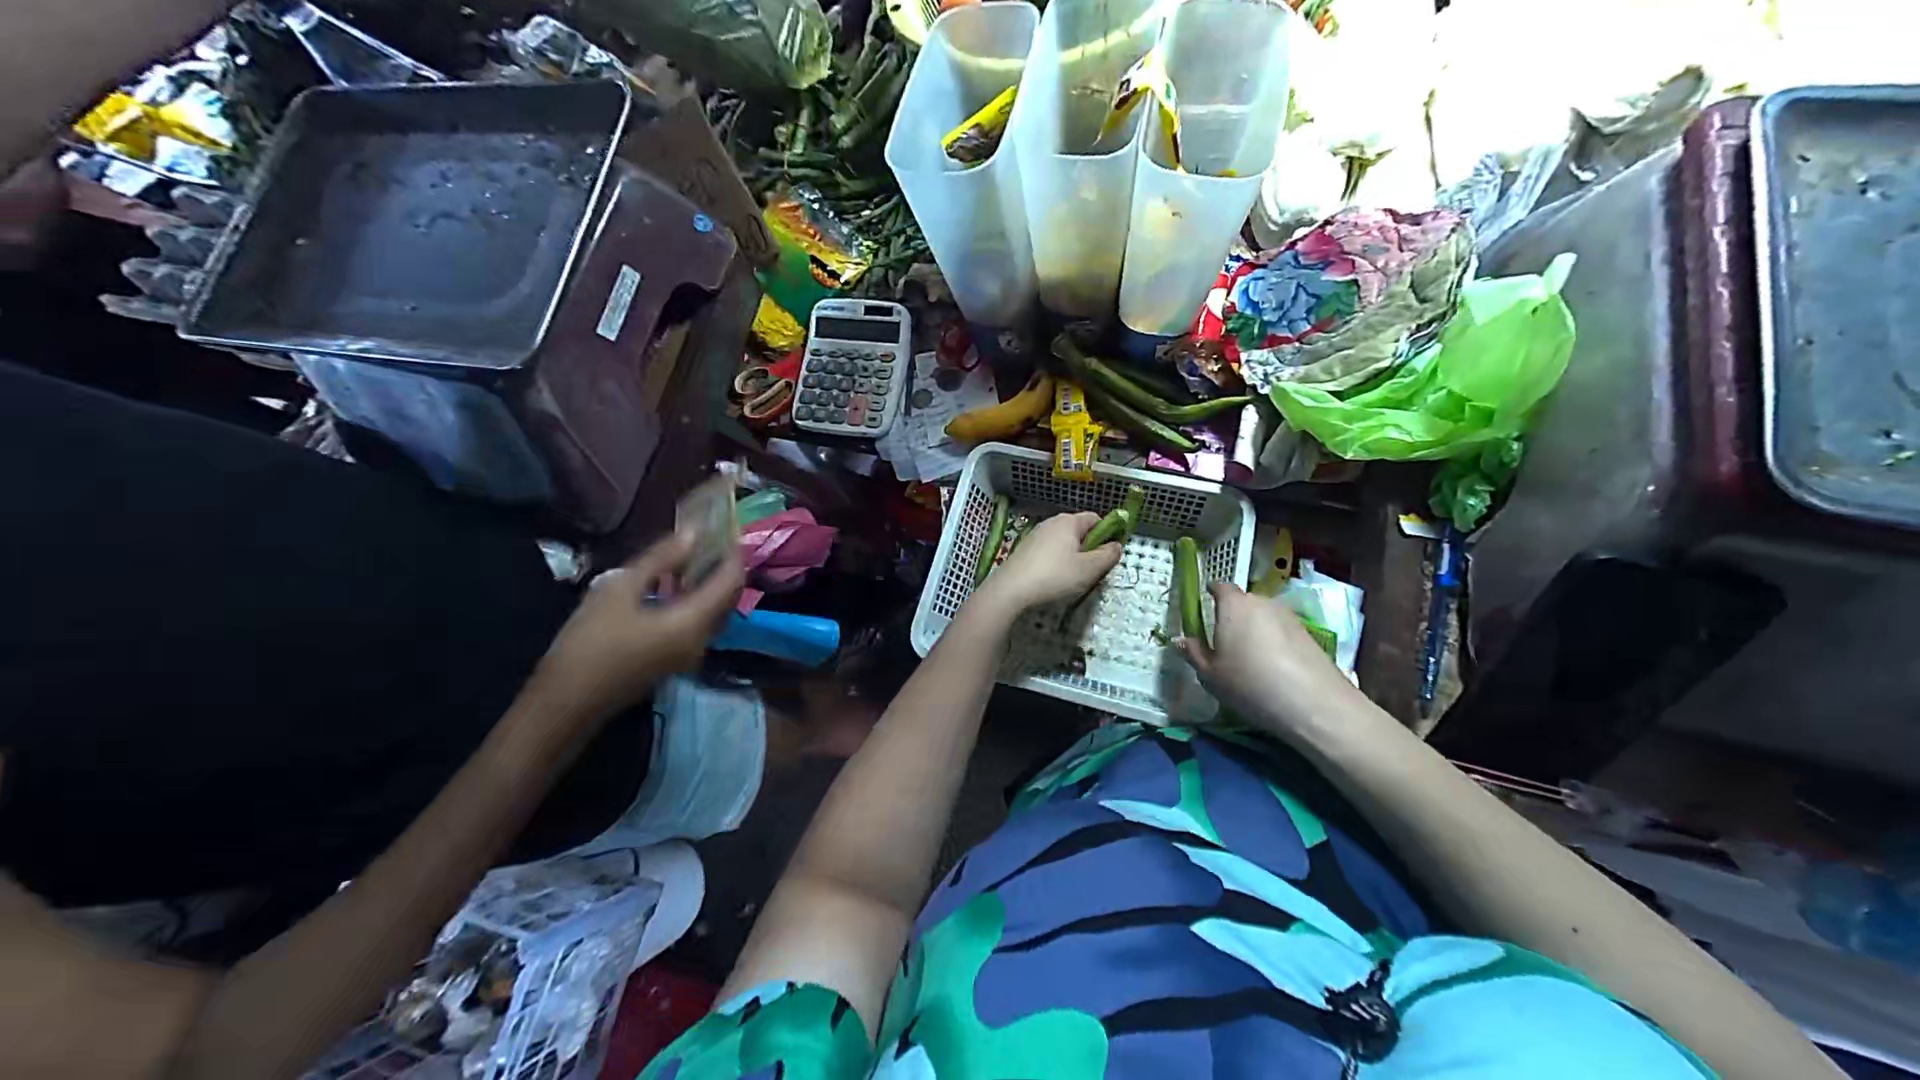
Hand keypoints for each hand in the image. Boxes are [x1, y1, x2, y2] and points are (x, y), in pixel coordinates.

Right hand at [540, 533, 744, 710]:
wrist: (564, 703)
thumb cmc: (590, 642)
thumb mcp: (620, 590)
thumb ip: (661, 560)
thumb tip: (694, 534)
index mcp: (695, 623)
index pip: (731, 581)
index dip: (733, 553)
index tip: (727, 529)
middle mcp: (703, 640)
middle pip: (727, 598)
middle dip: (723, 568)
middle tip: (710, 539)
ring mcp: (690, 655)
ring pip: (713, 612)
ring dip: (708, 585)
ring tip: (690, 556)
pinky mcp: (674, 661)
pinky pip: (697, 625)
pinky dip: (693, 602)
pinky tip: (671, 586)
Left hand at [971, 511, 1121, 615]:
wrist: (1010, 590)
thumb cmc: (1055, 576)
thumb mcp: (1089, 569)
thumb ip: (1108, 555)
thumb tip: (1116, 545)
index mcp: (1069, 521)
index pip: (1096, 519)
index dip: (1107, 535)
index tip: (1108, 556)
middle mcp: (1051, 522)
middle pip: (1079, 531)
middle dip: (1089, 548)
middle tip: (1091, 571)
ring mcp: (1035, 535)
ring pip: (1063, 542)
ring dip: (1072, 557)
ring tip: (1072, 579)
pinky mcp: (1025, 549)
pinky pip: (1049, 551)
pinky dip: (1056, 562)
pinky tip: (1053, 579)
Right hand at [1180, 583, 1393, 748]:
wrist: (1313, 703)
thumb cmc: (1249, 683)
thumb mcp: (1210, 674)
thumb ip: (1193, 653)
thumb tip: (1180, 639)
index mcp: (1233, 605)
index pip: (1220, 587)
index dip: (1211, 594)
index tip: (1204, 607)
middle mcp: (1262, 602)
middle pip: (1243, 603)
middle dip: (1233, 617)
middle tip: (1224, 642)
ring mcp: (1289, 616)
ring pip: (1263, 618)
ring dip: (1255, 631)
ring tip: (1250, 659)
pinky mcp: (1309, 634)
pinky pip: (1281, 632)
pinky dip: (1274, 643)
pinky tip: (1272, 668)